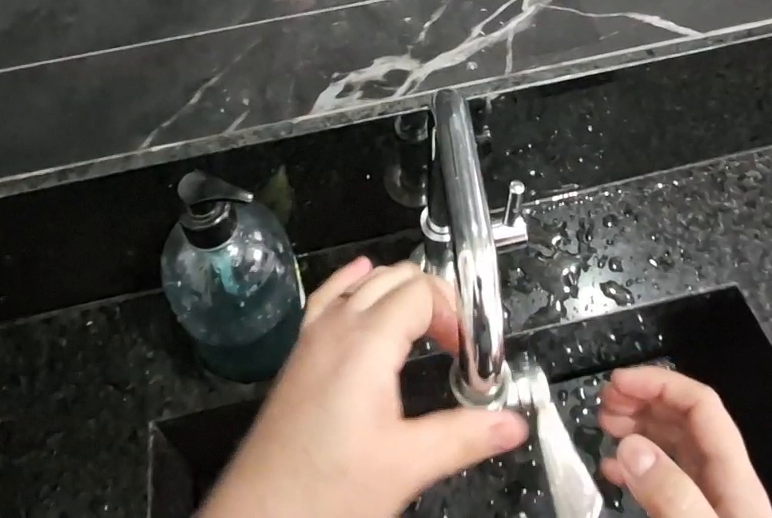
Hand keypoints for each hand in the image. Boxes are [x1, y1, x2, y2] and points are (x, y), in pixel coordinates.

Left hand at [199, 259, 528, 517]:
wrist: (260, 514)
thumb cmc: (326, 492)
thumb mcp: (406, 466)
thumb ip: (463, 437)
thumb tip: (511, 423)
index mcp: (366, 342)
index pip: (422, 292)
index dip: (454, 314)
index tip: (468, 353)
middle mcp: (337, 326)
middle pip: (396, 278)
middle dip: (434, 299)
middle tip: (456, 342)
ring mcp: (314, 336)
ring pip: (363, 282)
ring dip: (399, 291)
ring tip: (427, 323)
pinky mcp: (300, 353)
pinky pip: (329, 296)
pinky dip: (353, 283)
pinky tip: (361, 279)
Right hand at [598, 365, 771, 517]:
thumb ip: (673, 496)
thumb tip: (629, 445)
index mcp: (735, 479)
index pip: (701, 404)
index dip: (658, 383)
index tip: (616, 383)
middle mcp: (724, 482)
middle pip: (685, 420)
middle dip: (642, 400)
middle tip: (603, 403)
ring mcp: (711, 502)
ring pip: (673, 445)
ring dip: (636, 426)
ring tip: (603, 425)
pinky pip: (665, 478)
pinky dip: (635, 465)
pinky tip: (611, 469)